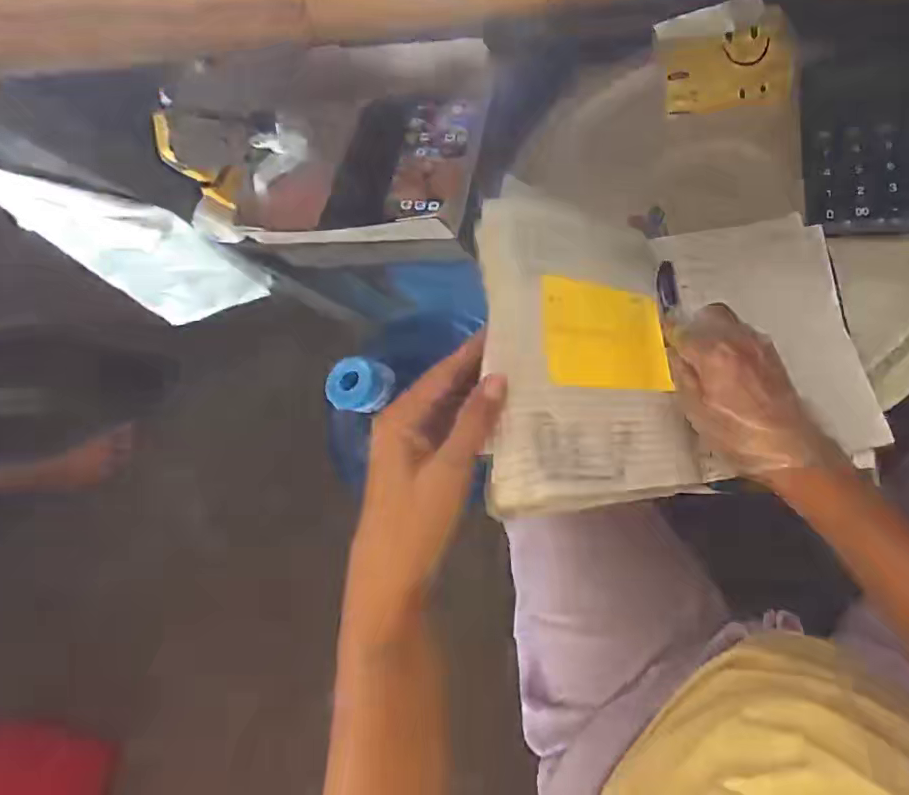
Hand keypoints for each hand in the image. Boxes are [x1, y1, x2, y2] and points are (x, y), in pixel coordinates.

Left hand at [343, 332, 504, 643]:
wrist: (389, 580)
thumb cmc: (415, 523)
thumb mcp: (449, 470)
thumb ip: (474, 421)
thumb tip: (499, 376)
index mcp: (401, 418)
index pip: (442, 372)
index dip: (472, 349)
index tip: (503, 327)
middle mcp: (402, 423)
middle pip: (445, 385)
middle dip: (478, 366)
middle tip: (519, 347)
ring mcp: (410, 443)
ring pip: (449, 406)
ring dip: (478, 391)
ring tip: (518, 372)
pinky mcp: (421, 462)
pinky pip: (451, 427)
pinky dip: (474, 417)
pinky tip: (501, 413)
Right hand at [667, 303, 843, 481]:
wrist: (790, 448)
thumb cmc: (739, 436)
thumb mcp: (698, 413)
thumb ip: (683, 377)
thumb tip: (674, 354)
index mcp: (714, 353)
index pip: (683, 330)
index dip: (669, 333)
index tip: (663, 338)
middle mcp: (737, 340)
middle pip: (709, 315)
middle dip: (694, 326)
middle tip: (685, 347)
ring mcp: (758, 344)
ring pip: (729, 322)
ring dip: (714, 332)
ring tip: (707, 359)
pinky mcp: (772, 354)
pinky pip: (745, 335)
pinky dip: (732, 341)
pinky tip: (729, 367)